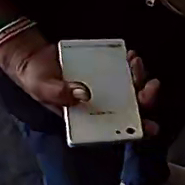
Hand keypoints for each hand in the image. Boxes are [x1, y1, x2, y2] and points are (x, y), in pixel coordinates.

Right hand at [0, 32, 162, 133]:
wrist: (33, 58)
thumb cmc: (37, 82)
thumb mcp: (42, 90)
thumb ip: (58, 94)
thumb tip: (83, 93)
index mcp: (91, 119)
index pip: (119, 128)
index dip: (138, 129)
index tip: (151, 127)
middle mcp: (105, 105)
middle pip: (134, 107)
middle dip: (147, 98)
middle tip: (151, 86)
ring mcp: (109, 87)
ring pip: (134, 87)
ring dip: (140, 76)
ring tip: (135, 62)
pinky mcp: (107, 70)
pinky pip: (125, 69)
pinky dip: (131, 63)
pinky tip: (130, 55)